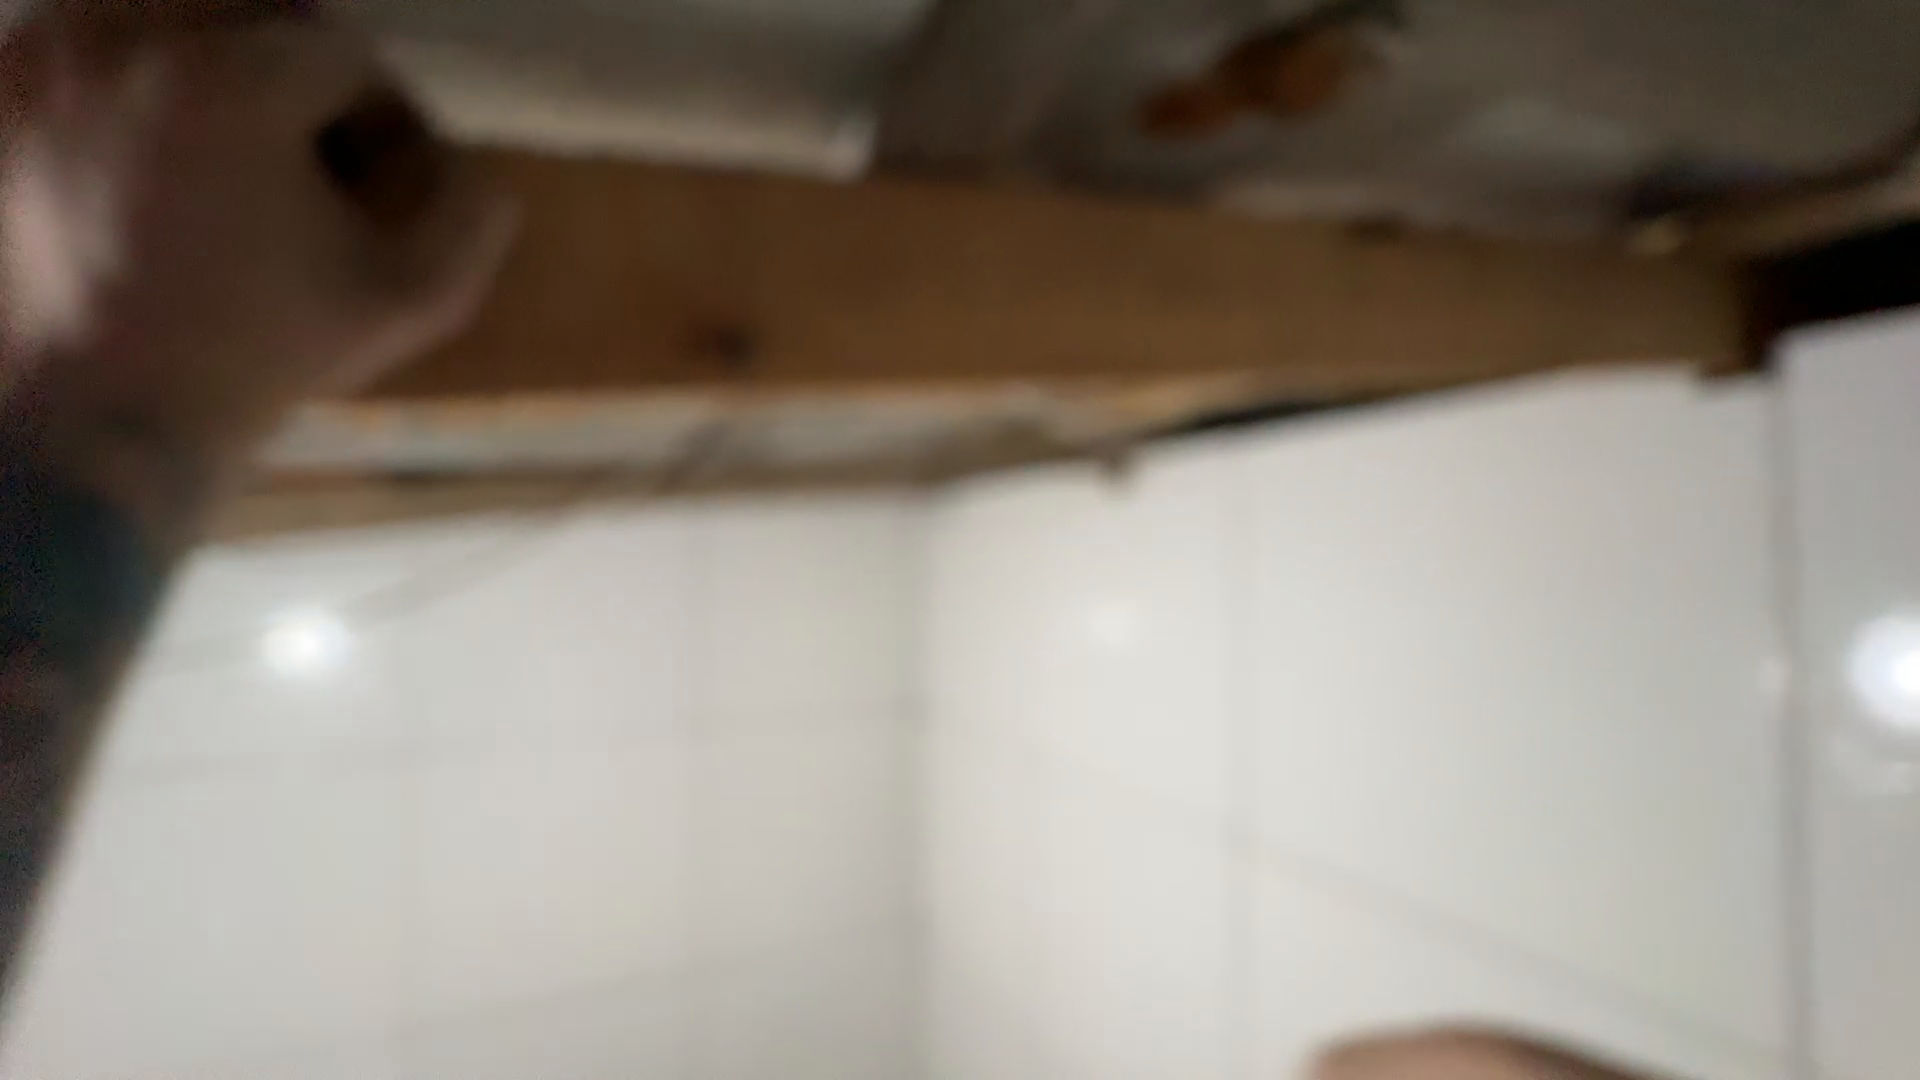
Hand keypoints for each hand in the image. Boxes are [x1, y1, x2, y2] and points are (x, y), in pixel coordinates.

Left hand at [0, 0, 515, 461]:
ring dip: (234, 61)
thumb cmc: (281, 345)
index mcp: (234, 86)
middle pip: (260, 6)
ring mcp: (39, 54)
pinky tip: (173, 142)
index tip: (393, 178)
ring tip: (253, 145)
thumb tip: (481, 169)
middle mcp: (121, 38)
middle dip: (313, 73)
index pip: (350, 51)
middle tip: (328, 152)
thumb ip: (472, 221)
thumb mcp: (417, 299)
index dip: (392, 117)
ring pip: (171, 5)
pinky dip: (148, 66)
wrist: (120, 401)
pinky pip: (89, 28)